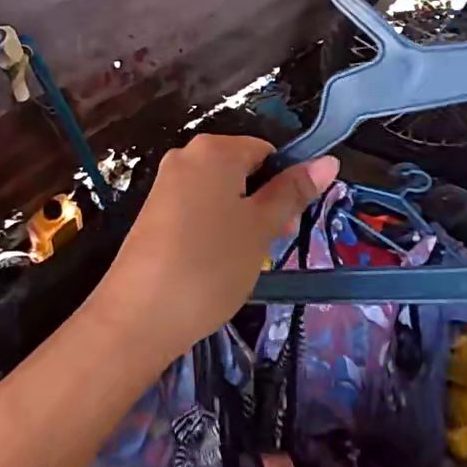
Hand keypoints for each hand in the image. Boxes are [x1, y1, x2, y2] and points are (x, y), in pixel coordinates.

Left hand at [85, 135, 337, 361]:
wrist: (137, 318)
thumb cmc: (210, 265)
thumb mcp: (261, 228)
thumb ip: (293, 192)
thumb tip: (329, 161)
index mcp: (214, 149)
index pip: (267, 151)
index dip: (284, 184)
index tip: (287, 223)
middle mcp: (186, 155)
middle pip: (243, 169)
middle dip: (262, 202)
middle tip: (267, 244)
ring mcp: (166, 183)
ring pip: (221, 191)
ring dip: (240, 218)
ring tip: (241, 258)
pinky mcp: (153, 211)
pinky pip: (197, 207)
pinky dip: (213, 227)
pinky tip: (214, 261)